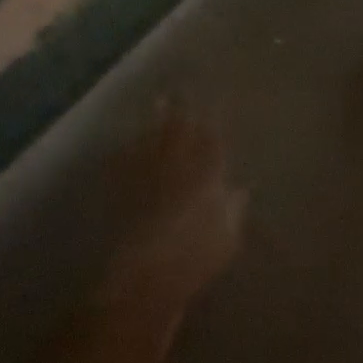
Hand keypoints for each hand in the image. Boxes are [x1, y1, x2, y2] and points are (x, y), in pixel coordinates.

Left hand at [100, 101, 248, 322]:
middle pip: (178, 132)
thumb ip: (232, 210)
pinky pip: (125, 161)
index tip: (211, 103)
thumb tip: (239, 191)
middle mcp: (176, 169)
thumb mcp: (226, 237)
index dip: (210, 121)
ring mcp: (147, 177)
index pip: (210, 141)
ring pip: (152, 139)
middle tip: (178, 88)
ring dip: (155, 121)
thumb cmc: (197, 258)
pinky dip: (128, 149)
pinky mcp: (123, 190)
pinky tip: (125, 142)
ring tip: (157, 101)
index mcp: (206, 176)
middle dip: (180, 109)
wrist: (149, 274)